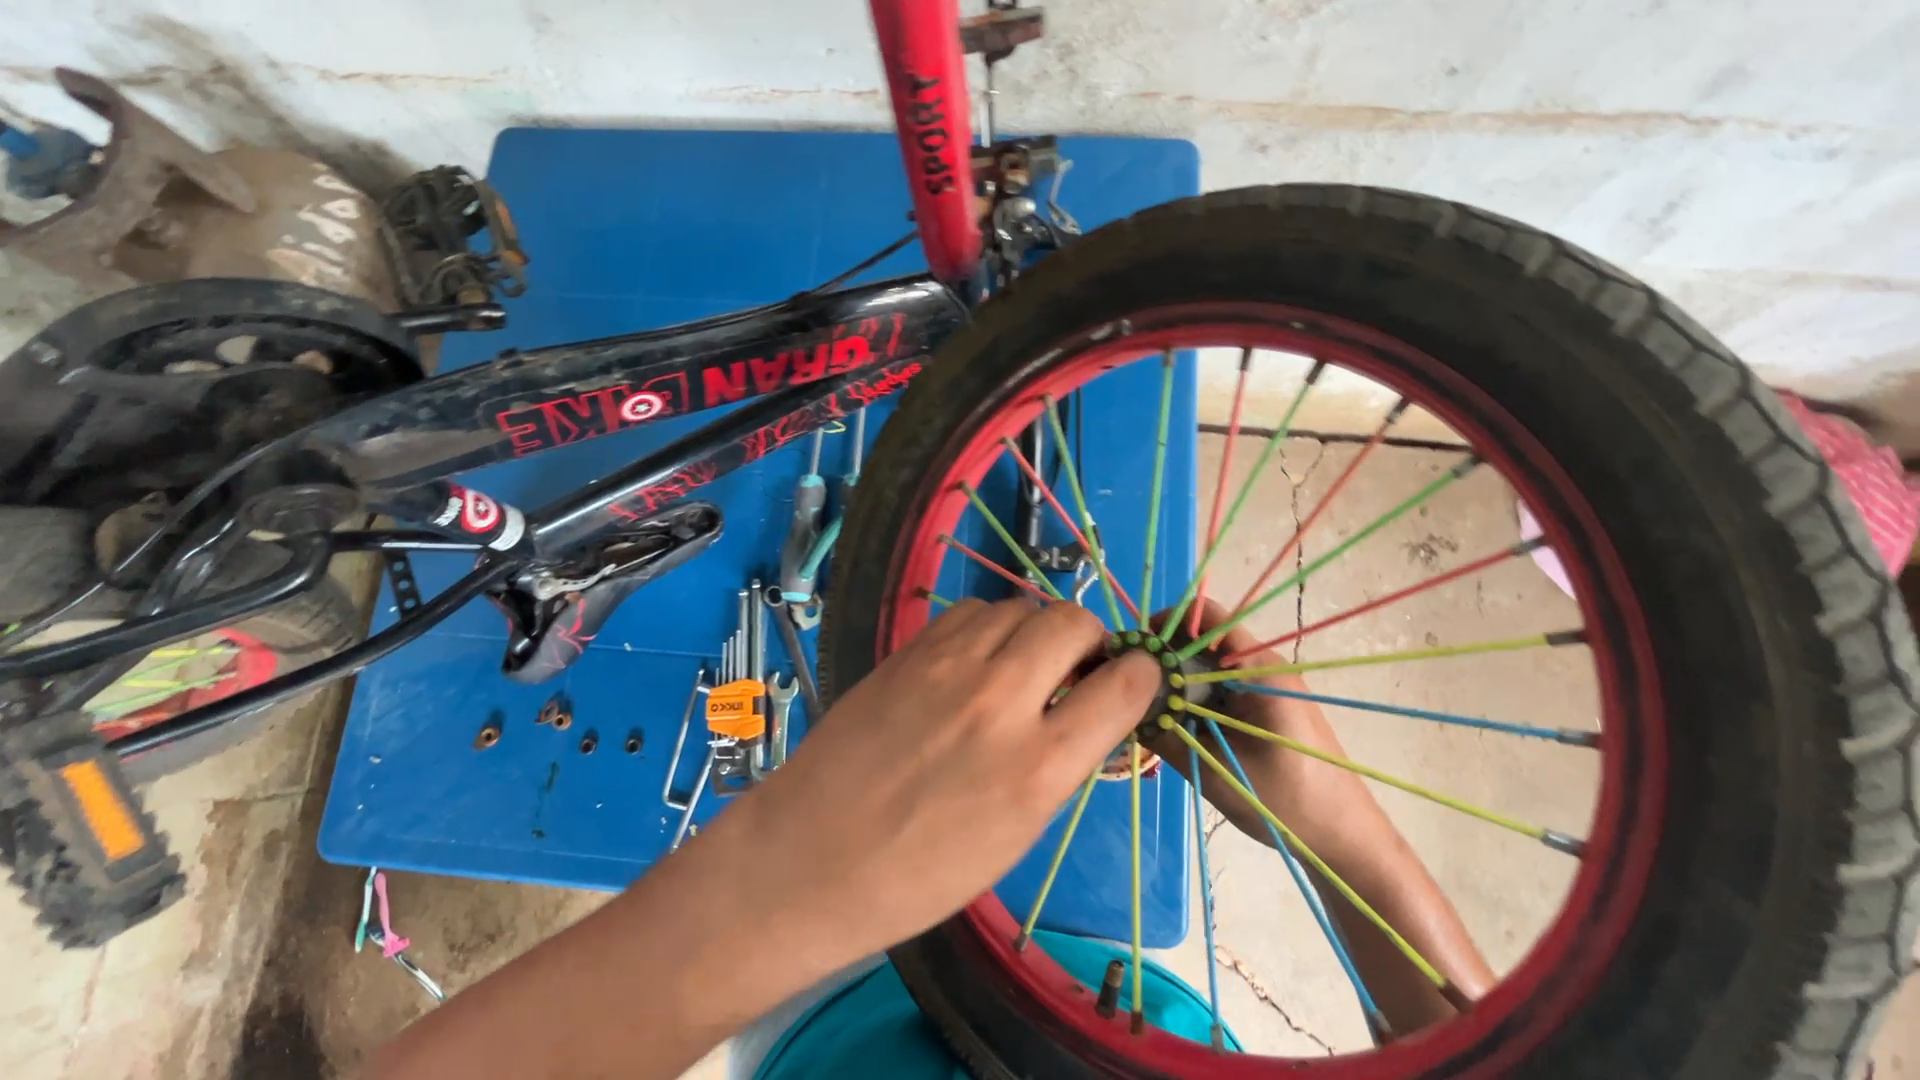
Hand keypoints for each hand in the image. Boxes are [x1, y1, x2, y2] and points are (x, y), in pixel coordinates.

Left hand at [728, 597, 1161, 957]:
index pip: (1124, 685)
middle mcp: (1002, 701)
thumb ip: (1060, 761)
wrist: (814, 858)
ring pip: (1020, 606)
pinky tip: (977, 656)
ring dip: (1036, 628)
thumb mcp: (1017, 832)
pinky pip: (970, 612)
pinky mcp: (909, 651)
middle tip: (1077, 665)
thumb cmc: (921, 873)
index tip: (1134, 678)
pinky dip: (989, 626)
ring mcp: (950, 667)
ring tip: (1024, 661)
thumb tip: (1091, 709)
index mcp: (1040, 767)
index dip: (1141, 674)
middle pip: (1074, 623)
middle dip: (1091, 639)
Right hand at [1146, 601, 1380, 866]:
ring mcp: (1269, 687)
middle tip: (1130, 687)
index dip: (1166, 624)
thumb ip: (1167, 735)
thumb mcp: (1214, 772)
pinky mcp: (1270, 706)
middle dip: (1166, 658)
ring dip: (1180, 681)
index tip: (1133, 651)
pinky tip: (1179, 726)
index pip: (1208, 618)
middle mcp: (1265, 668)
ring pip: (1212, 667)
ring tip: (1149, 709)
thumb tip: (1123, 709)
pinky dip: (1198, 698)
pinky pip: (1224, 687)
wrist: (1345, 837)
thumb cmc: (1285, 802)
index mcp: (1259, 671)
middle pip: (1204, 642)